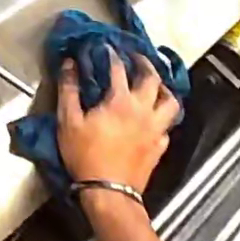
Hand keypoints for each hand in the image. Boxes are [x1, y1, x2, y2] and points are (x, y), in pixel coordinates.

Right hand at [56, 49, 179, 194]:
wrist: (109, 193)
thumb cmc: (86, 155)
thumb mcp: (68, 120)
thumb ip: (69, 89)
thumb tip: (70, 64)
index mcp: (121, 101)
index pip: (119, 69)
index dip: (112, 54)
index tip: (106, 47)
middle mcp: (143, 110)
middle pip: (153, 79)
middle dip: (145, 63)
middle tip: (135, 56)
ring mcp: (155, 129)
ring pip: (170, 101)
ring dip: (163, 88)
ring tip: (154, 84)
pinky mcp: (160, 147)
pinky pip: (167, 124)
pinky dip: (162, 115)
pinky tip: (152, 116)